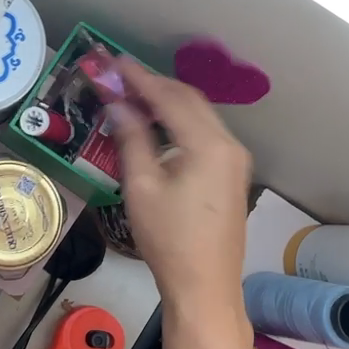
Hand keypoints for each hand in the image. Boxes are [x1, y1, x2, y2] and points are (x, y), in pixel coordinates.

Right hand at [105, 57, 251, 322]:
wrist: (204, 286)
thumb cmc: (168, 238)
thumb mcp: (141, 186)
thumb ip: (131, 138)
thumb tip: (118, 104)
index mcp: (208, 144)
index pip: (170, 97)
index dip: (139, 77)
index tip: (113, 62)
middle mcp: (228, 144)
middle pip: (189, 100)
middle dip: (154, 84)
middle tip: (120, 77)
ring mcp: (235, 160)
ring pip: (199, 115)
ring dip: (168, 102)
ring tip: (133, 96)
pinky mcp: (232, 175)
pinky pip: (205, 133)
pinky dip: (180, 121)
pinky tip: (157, 125)